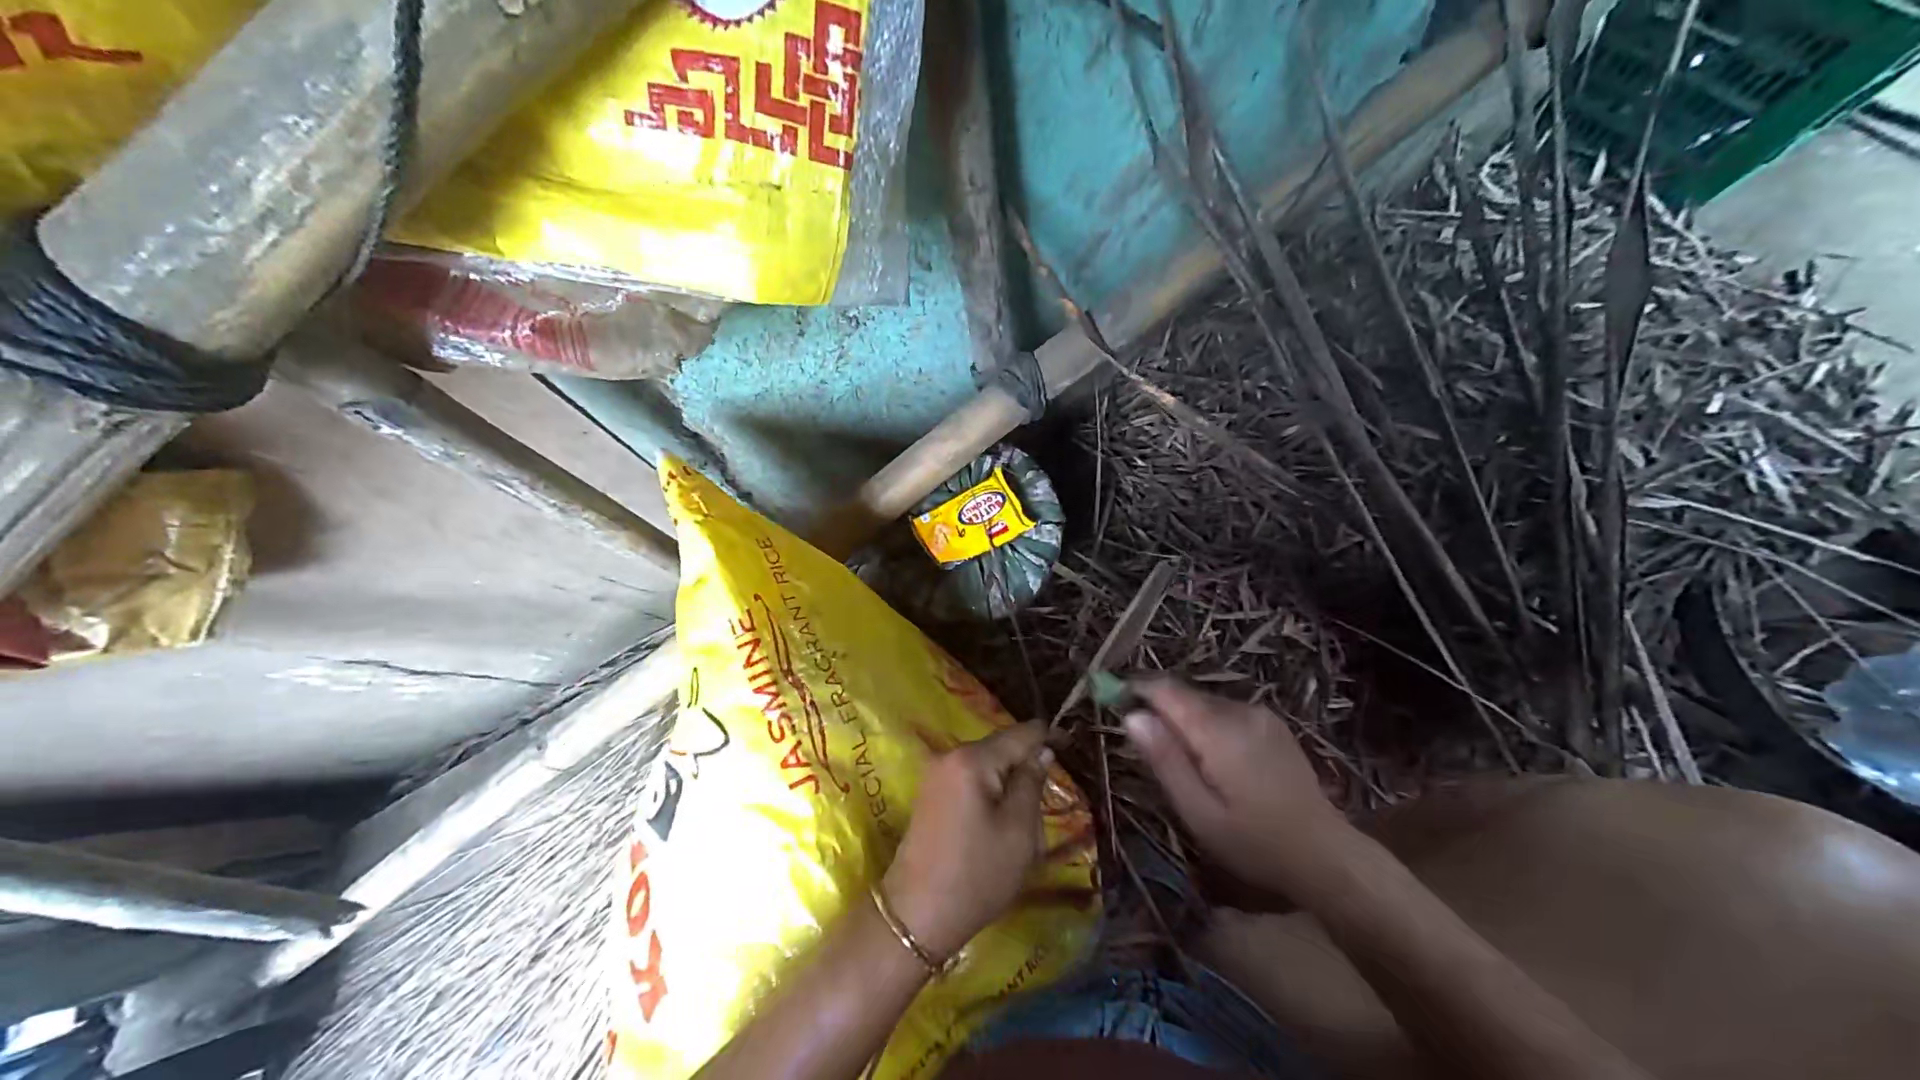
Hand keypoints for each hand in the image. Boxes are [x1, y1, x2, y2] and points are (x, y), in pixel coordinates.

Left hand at [881, 720, 1050, 962]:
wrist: (916, 915)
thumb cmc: (976, 875)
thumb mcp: (1018, 831)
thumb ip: (1032, 783)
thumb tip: (1040, 752)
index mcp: (972, 759)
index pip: (1020, 733)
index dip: (1048, 736)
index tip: (1071, 745)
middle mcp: (949, 756)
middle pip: (1001, 748)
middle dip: (1027, 766)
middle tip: (1049, 800)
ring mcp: (936, 774)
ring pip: (987, 765)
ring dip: (1010, 782)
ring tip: (1028, 817)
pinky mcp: (931, 794)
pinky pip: (971, 780)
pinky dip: (991, 793)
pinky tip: (1000, 823)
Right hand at [1124, 678, 1358, 893]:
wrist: (1326, 856)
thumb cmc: (1254, 842)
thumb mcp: (1198, 811)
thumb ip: (1165, 760)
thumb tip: (1132, 716)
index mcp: (1219, 730)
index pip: (1166, 690)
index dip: (1136, 690)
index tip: (1111, 699)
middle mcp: (1241, 711)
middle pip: (1186, 695)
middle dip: (1160, 710)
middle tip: (1144, 746)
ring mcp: (1262, 716)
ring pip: (1206, 704)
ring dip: (1184, 720)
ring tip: (1178, 761)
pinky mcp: (1273, 726)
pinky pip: (1226, 713)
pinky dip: (1208, 726)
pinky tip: (1210, 760)